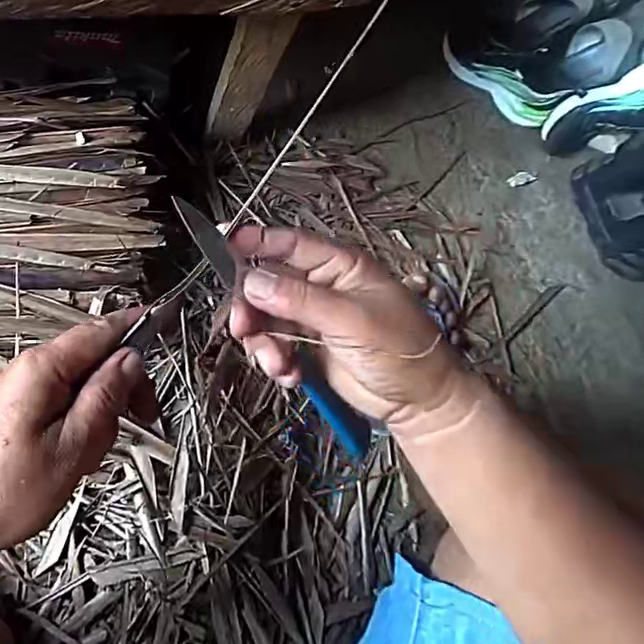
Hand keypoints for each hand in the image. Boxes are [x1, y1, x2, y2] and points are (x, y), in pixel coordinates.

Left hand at [0, 309, 156, 569]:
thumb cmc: (11, 492)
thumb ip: (105, 397)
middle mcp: (34, 367)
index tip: (166, 321)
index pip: (100, 330)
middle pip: (97, 354)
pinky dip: (88, 417)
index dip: (135, 325)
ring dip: (106, 407)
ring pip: (89, 378)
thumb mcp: (72, 447)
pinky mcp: (29, 403)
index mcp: (42, 368)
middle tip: (144, 418)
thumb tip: (132, 358)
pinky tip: (83, 450)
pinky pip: (72, 396)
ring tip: (98, 448)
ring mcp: (30, 384)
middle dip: (125, 382)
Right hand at [227, 226, 473, 432]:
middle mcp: (321, 286)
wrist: (419, 403)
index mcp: (339, 266)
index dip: (256, 240)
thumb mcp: (351, 320)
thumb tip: (253, 280)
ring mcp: (311, 318)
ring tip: (277, 362)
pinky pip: (273, 345)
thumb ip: (300, 299)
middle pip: (267, 283)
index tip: (224, 242)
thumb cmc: (401, 350)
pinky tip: (291, 375)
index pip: (290, 243)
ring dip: (262, 341)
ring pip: (264, 317)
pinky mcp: (306, 347)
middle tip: (244, 326)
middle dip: (251, 305)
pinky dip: (274, 361)